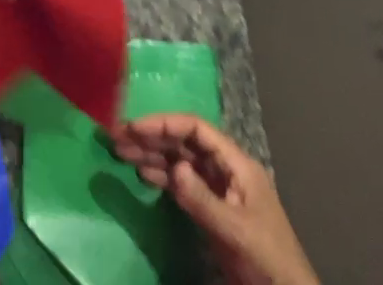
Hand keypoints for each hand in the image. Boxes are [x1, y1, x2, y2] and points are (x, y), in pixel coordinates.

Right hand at [111, 115, 318, 284]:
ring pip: (180, 161)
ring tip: (121, 153)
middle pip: (185, 143)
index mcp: (237, 165)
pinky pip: (182, 183)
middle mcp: (226, 170)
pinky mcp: (211, 208)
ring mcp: (218, 189)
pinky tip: (142, 175)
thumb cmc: (265, 258)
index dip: (165, 124)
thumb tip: (174, 168)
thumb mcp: (234, 230)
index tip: (134, 128)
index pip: (197, 130)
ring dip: (152, 155)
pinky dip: (161, 177)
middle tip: (117, 137)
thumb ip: (202, 198)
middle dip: (152, 137)